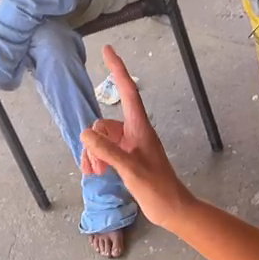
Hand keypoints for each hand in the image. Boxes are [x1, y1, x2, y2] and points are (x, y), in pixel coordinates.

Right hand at [80, 47, 191, 225]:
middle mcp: (135, 134)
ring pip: (103, 140)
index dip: (118, 70)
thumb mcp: (129, 169)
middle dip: (93, 142)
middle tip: (94, 166)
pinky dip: (98, 160)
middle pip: (104, 125)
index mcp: (140, 129)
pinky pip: (106, 152)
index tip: (108, 50)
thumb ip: (106, 151)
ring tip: (94, 172)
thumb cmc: (157, 189)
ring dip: (94, 154)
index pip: (127, 92)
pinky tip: (95, 173)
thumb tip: (86, 134)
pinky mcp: (129, 160)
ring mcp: (131, 148)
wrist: (172, 210)